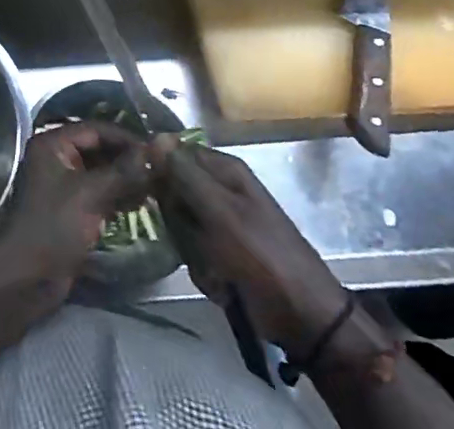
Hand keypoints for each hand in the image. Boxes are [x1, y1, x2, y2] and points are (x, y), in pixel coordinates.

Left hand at [0, 122, 150, 311]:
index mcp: (52, 144)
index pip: (96, 129)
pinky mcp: (73, 206)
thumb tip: (159, 146)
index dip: (127, 138)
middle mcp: (57, 157)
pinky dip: (120, 194)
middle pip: (100, 149)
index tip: (159, 150)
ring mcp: (65, 183)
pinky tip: (144, 202)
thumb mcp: (91, 194)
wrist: (28, 276)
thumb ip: (125, 170)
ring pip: (103, 171)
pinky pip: (101, 191)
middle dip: (130, 158)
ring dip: (128, 177)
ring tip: (160, 186)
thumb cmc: (54, 226)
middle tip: (164, 169)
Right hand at [154, 136, 346, 352]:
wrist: (303, 317)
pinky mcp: (220, 252)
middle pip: (172, 191)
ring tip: (210, 265)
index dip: (159, 169)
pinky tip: (219, 282)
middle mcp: (220, 190)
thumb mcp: (220, 210)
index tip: (151, 189)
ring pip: (178, 225)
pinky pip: (192, 252)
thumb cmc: (262, 254)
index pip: (174, 152)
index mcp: (225, 169)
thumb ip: (185, 174)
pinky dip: (202, 270)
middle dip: (176, 218)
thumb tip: (154, 137)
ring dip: (189, 249)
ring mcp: (219, 223)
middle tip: (190, 236)